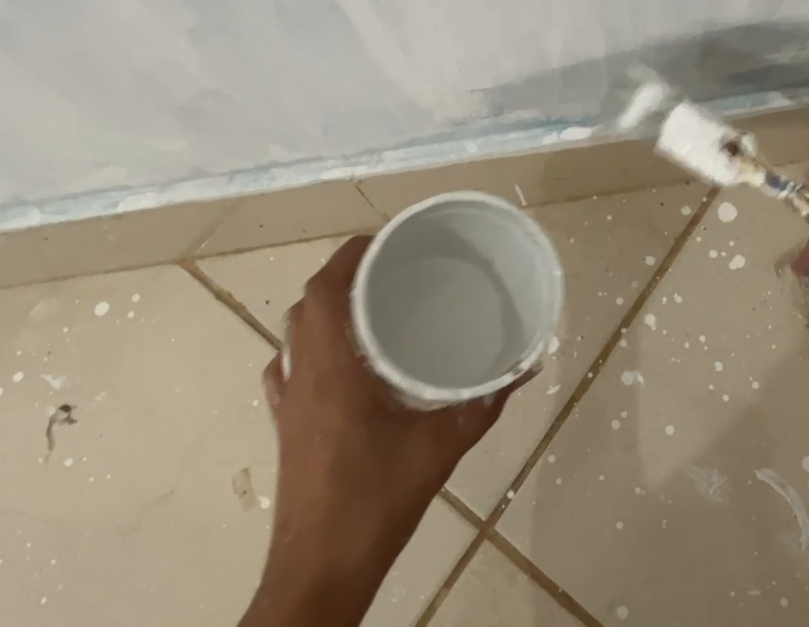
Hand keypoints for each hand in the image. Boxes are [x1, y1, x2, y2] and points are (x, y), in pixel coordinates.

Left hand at [242, 235, 523, 626]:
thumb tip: (525, 366)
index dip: (350, 254)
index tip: (386, 240)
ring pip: (293, 333)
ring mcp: (286, 401)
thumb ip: (484, 402)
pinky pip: (288, 368)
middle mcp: (301, 374)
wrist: (321, 568)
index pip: (327, 288)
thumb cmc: (378, 499)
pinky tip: (338, 360)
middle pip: (308, 303)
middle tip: (388, 269)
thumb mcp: (443, 447)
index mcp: (332, 367)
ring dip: (324, 308)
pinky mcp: (284, 425)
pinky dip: (308, 347)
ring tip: (368, 306)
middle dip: (342, 275)